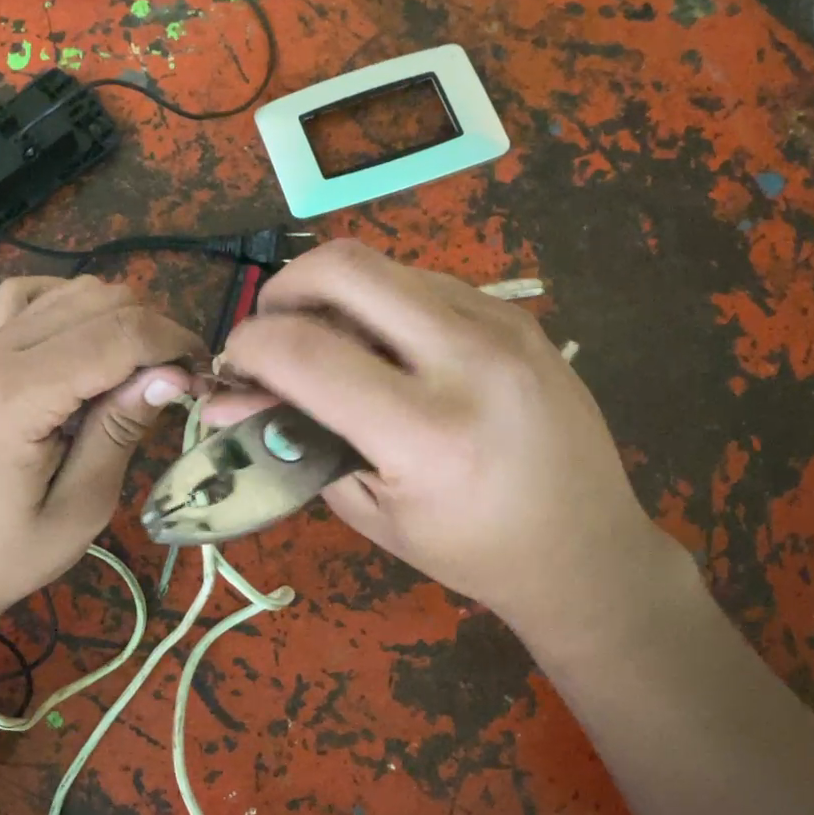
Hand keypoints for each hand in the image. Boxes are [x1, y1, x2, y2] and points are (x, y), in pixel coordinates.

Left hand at [0, 276, 202, 632]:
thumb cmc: (11, 551)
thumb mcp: (82, 505)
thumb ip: (122, 429)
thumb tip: (174, 373)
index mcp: (18, 394)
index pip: (119, 335)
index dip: (174, 345)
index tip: (205, 379)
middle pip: (102, 302)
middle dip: (155, 333)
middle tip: (181, 383)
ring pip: (74, 292)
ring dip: (122, 320)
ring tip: (143, 372)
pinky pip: (31, 295)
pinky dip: (71, 304)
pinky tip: (88, 340)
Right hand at [208, 241, 693, 632]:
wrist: (586, 549)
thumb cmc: (467, 549)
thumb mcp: (368, 506)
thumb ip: (295, 440)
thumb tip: (227, 400)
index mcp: (426, 432)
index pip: (304, 351)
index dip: (247, 348)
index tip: (234, 368)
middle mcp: (468, 359)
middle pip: (343, 267)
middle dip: (281, 289)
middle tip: (270, 330)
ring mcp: (500, 324)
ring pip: (381, 266)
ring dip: (333, 296)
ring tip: (329, 349)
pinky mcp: (515, 313)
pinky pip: (421, 282)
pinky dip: (380, 304)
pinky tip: (384, 350)